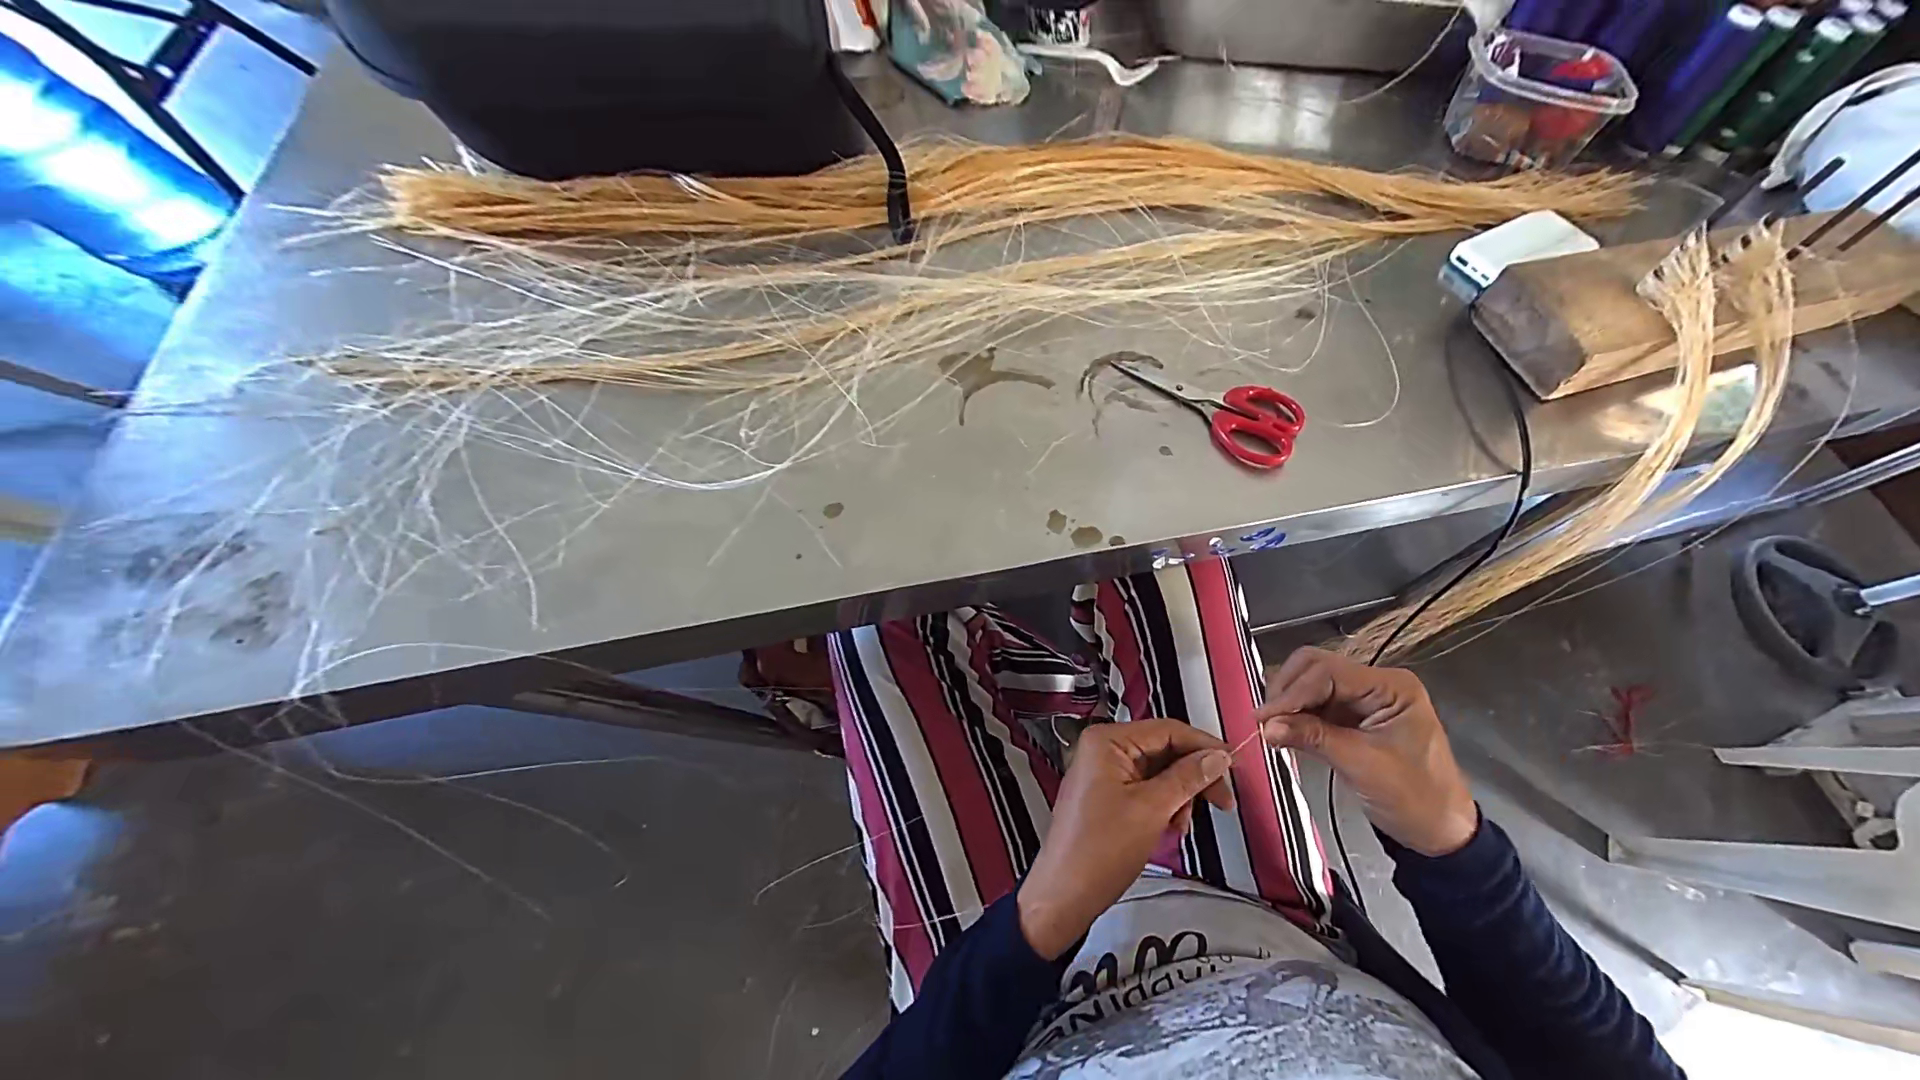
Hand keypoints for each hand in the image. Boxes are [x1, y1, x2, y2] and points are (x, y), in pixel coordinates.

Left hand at [1017, 719, 1234, 959]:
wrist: (1066, 892)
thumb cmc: (1097, 851)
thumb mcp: (1152, 809)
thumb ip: (1188, 777)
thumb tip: (1216, 757)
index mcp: (1106, 741)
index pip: (1167, 729)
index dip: (1203, 746)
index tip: (1232, 763)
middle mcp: (1102, 749)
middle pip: (1165, 749)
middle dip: (1193, 776)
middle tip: (1220, 799)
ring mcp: (1103, 772)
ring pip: (1160, 771)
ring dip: (1180, 795)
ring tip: (1182, 823)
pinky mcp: (1107, 793)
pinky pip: (1147, 788)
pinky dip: (1165, 805)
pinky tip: (1170, 826)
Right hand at [1257, 647, 1478, 856]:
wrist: (1440, 832)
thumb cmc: (1416, 799)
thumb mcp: (1363, 766)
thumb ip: (1313, 738)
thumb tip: (1268, 725)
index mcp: (1391, 687)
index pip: (1327, 672)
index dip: (1292, 692)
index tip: (1264, 718)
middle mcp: (1375, 684)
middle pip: (1314, 668)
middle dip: (1287, 692)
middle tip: (1266, 721)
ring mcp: (1361, 699)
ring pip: (1308, 683)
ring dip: (1287, 703)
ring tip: (1271, 728)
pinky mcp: (1348, 715)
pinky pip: (1312, 704)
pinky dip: (1293, 715)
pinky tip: (1283, 731)